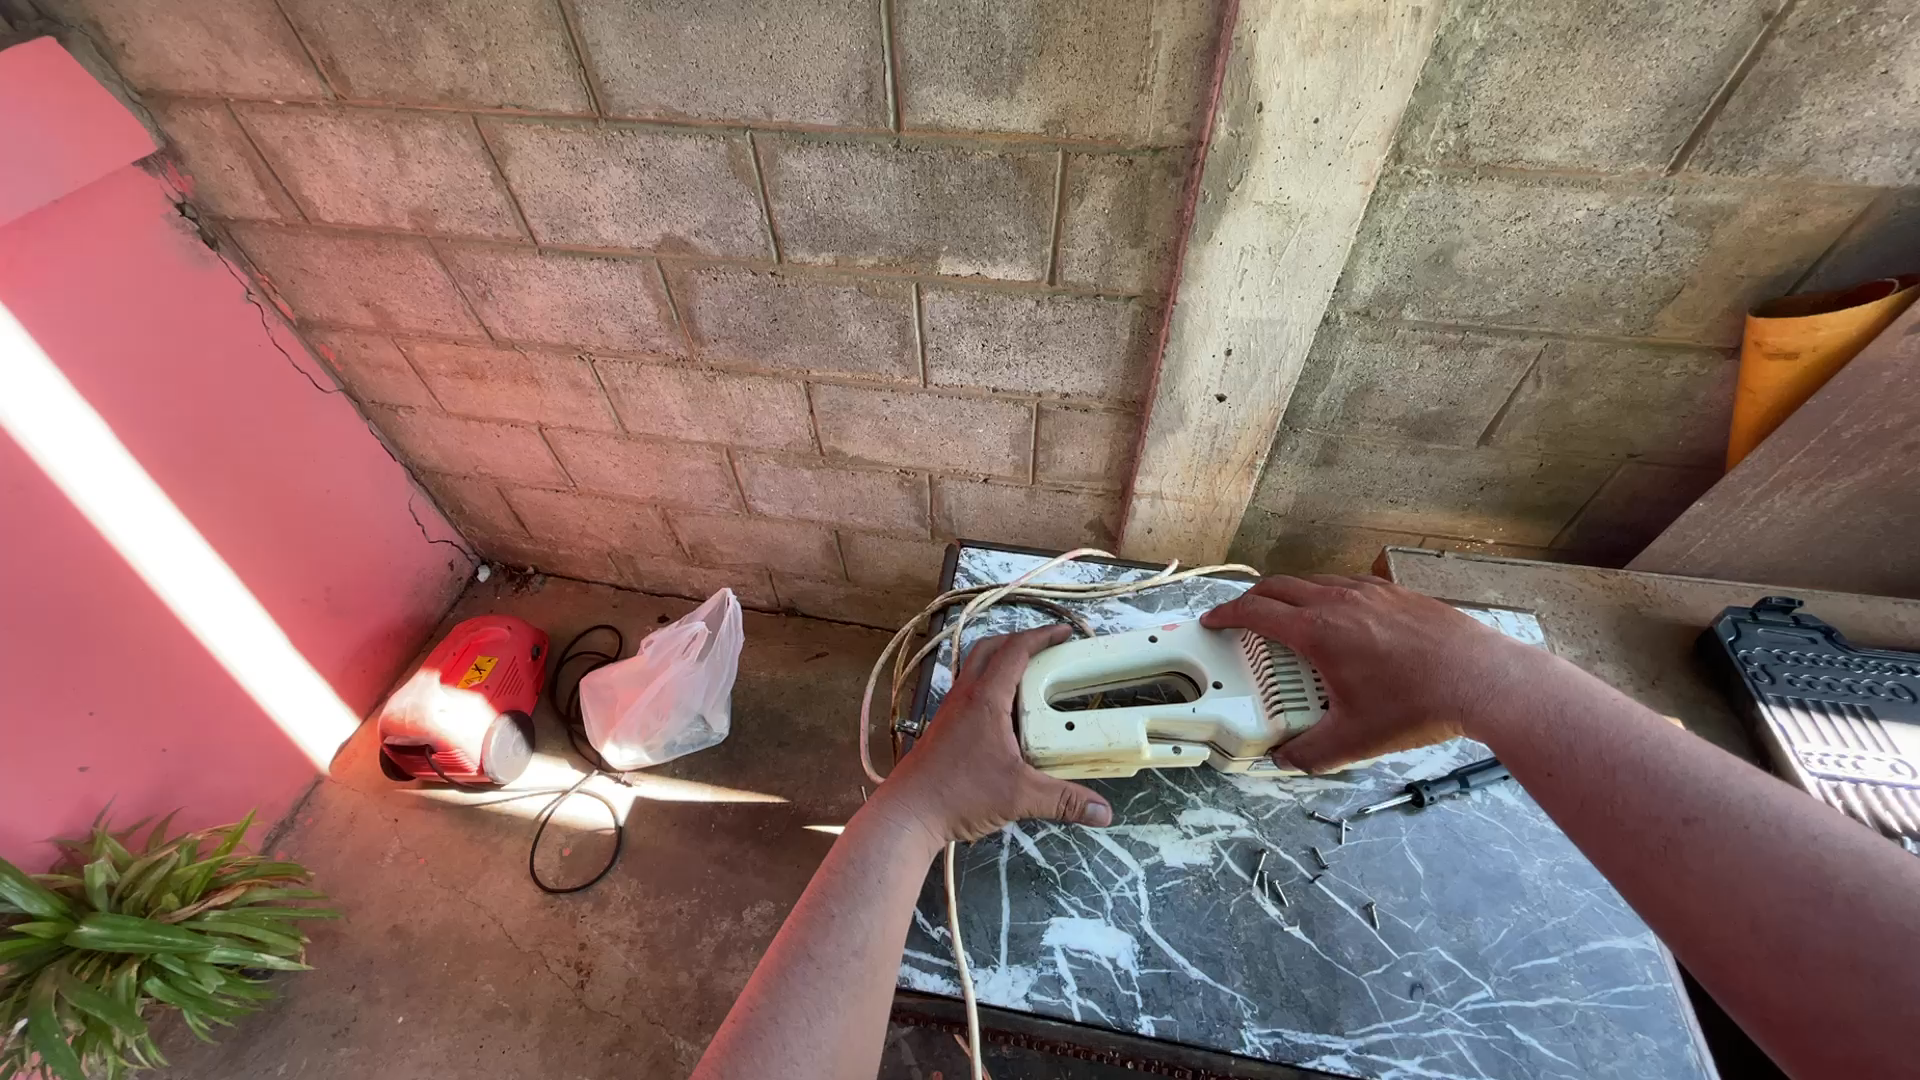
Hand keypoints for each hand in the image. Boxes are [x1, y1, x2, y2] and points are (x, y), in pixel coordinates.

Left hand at [872, 625, 1112, 846]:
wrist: (908, 812)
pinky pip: (970, 692)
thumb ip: (1063, 800)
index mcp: (985, 699)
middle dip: (1019, 641)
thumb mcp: (1020, 796)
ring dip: (1001, 662)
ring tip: (1029, 678)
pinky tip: (1006, 715)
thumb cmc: (959, 794)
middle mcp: (965, 696)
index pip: (1014, 652)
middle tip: (1046, 649)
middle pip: (989, 649)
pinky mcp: (944, 727)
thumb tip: (1103, 812)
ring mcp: (951, 710)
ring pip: (975, 668)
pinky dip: (990, 688)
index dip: (1041, 637)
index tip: (1064, 632)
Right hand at [1200, 574, 1547, 771]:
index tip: (1213, 620)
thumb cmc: (1420, 706)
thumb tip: (1285, 761)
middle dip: (1251, 599)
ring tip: (1287, 616)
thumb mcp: (1357, 739)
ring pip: (1311, 580)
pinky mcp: (1395, 593)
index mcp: (1317, 631)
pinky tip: (1338, 614)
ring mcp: (1368, 592)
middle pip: (1276, 586)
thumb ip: (1311, 753)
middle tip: (1242, 616)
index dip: (1226, 614)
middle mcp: (1337, 602)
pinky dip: (1325, 592)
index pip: (1255, 612)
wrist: (1486, 681)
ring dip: (1288, 594)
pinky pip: (1345, 582)